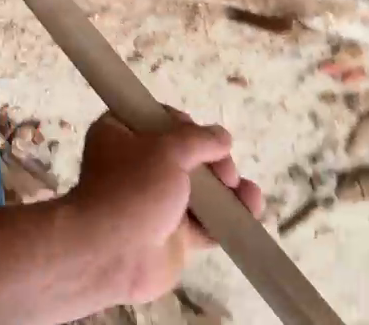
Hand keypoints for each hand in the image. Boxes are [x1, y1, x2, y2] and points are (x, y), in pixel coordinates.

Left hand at [61, 110, 264, 306]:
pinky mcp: (173, 231)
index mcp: (118, 132)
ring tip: (248, 194)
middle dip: (212, 160)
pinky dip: (229, 217)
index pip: (154, 117)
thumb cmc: (133, 187)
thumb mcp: (164, 150)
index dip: (183, 124)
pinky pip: (207, 220)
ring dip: (227, 189)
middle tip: (226, 174)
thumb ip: (196, 140)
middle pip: (183, 153)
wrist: (116, 251)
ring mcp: (154, 198)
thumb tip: (222, 135)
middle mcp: (134, 162)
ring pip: (198, 188)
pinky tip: (251, 211)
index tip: (200, 136)